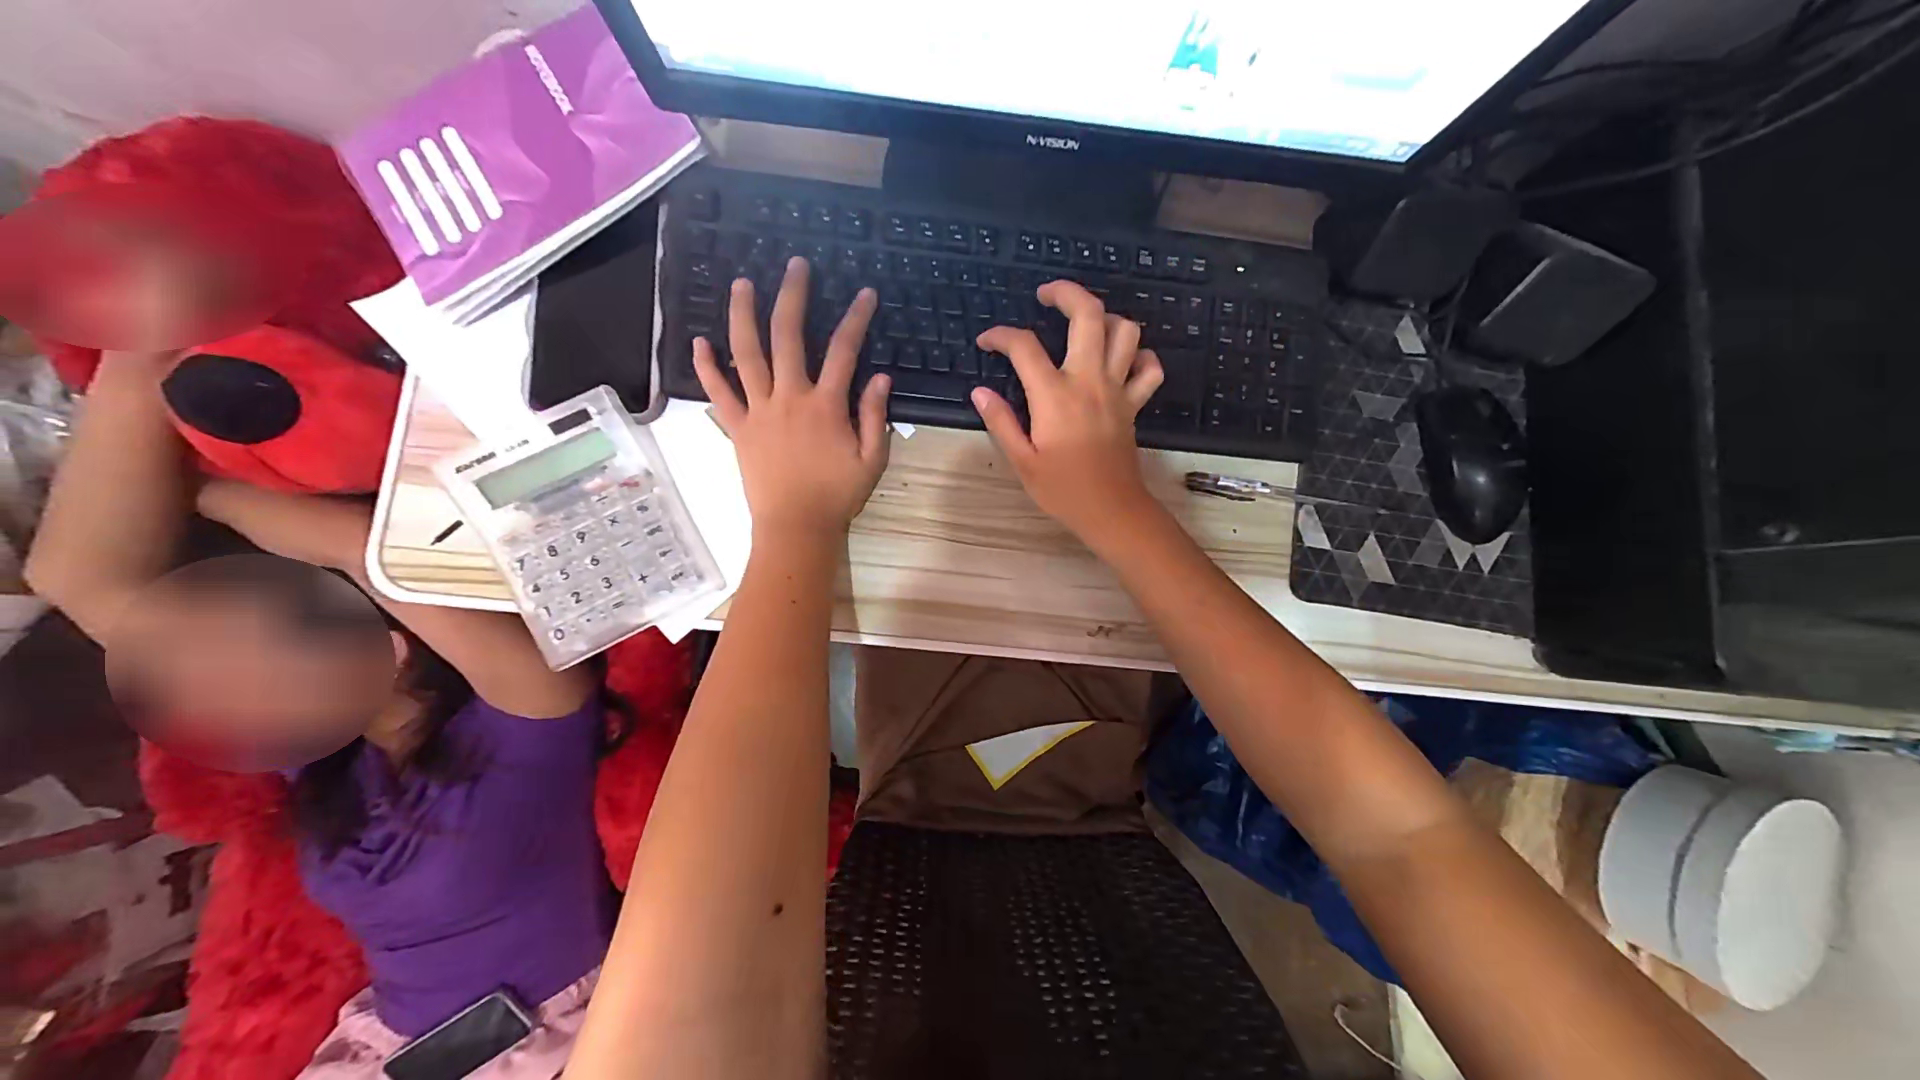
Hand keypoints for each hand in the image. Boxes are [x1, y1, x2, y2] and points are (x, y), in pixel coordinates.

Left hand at [693, 257, 891, 538]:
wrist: (796, 526)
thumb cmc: (837, 496)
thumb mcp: (872, 459)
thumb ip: (876, 416)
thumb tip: (881, 377)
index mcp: (826, 406)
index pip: (844, 351)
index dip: (855, 318)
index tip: (864, 293)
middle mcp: (789, 398)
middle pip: (788, 337)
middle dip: (793, 296)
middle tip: (795, 265)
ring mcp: (758, 411)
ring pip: (747, 354)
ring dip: (743, 315)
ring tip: (742, 283)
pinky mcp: (737, 428)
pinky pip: (718, 393)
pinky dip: (707, 368)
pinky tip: (699, 342)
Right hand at [972, 281, 1163, 540]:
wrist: (1111, 510)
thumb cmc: (1063, 490)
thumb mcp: (1022, 460)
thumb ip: (1001, 421)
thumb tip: (980, 391)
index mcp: (1054, 395)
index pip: (1024, 347)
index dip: (1001, 336)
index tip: (987, 341)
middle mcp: (1089, 381)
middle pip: (1088, 314)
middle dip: (1065, 293)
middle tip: (1046, 295)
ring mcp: (1118, 389)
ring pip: (1125, 331)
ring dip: (1105, 318)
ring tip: (1084, 325)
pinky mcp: (1135, 403)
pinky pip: (1149, 367)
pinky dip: (1139, 355)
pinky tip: (1121, 360)